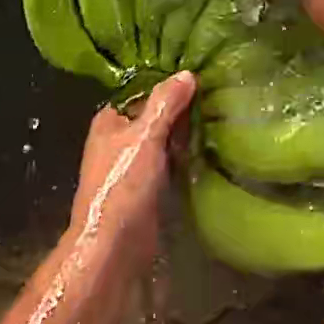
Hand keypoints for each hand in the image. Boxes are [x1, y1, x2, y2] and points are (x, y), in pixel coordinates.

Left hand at [68, 71, 195, 269]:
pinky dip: (181, 161)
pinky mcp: (142, 191)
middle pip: (153, 117)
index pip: (142, 92)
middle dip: (178, 114)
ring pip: (161, 143)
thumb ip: (166, 104)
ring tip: (214, 125)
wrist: (113, 249)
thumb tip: (187, 73)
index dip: (167, 87)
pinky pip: (165, 166)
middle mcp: (116, 140)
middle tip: (212, 104)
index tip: (197, 82)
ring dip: (182, 139)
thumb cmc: (123, 185)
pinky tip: (204, 157)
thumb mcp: (146, 136)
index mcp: (109, 120)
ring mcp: (129, 167)